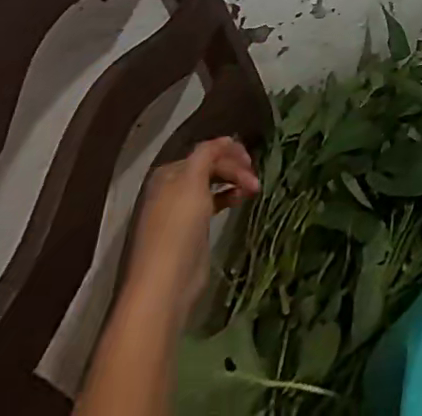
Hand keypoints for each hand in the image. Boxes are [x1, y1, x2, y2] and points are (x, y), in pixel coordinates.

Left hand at [124, 137, 260, 325]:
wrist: (165, 282)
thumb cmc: (177, 227)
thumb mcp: (191, 182)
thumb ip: (207, 154)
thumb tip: (226, 139)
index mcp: (168, 174)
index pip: (205, 152)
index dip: (229, 152)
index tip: (252, 160)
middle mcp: (171, 188)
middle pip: (209, 167)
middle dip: (234, 168)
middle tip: (256, 179)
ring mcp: (180, 210)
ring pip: (213, 184)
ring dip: (234, 181)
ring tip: (252, 189)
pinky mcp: (190, 230)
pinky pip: (213, 202)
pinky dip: (228, 197)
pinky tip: (240, 201)